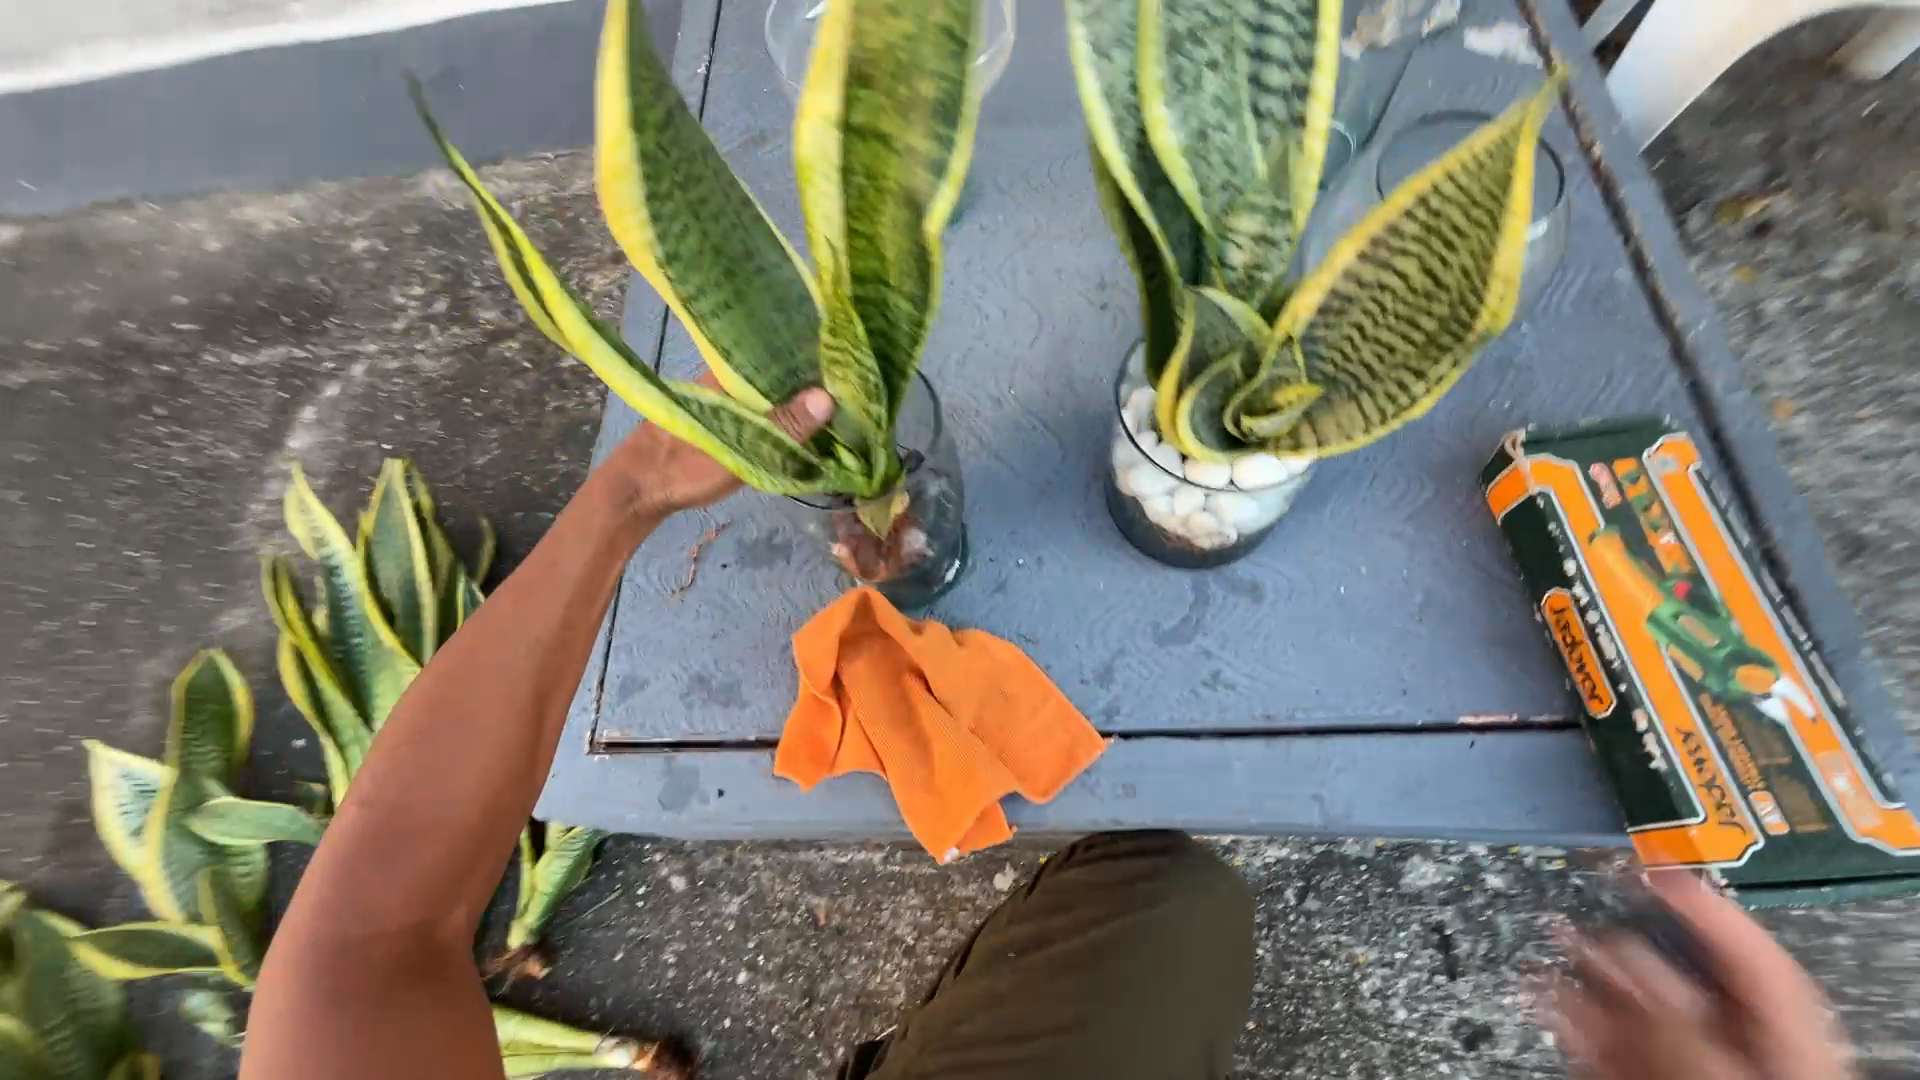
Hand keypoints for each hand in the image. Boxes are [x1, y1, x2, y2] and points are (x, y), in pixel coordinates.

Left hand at [602, 377, 835, 515]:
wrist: (639, 488)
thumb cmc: (686, 465)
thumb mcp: (742, 447)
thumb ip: (784, 424)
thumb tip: (829, 397)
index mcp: (732, 374)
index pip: (782, 352)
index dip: (815, 358)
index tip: (848, 366)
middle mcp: (730, 380)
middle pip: (781, 373)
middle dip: (813, 382)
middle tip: (854, 391)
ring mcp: (726, 401)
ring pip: (772, 394)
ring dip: (800, 402)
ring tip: (840, 408)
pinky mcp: (725, 422)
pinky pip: (763, 411)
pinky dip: (785, 417)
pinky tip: (807, 426)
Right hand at [1546, 873, 1853, 1079]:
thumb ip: (1676, 1026)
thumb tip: (1627, 961)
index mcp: (1781, 1052)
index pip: (1753, 964)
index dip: (1707, 908)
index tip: (1656, 863)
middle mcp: (1732, 1057)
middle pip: (1677, 981)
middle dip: (1618, 939)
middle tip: (1573, 906)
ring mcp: (1683, 1073)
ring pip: (1628, 1010)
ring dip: (1578, 969)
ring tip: (1539, 938)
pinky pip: (1599, 1041)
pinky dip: (1564, 1013)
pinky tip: (1536, 989)